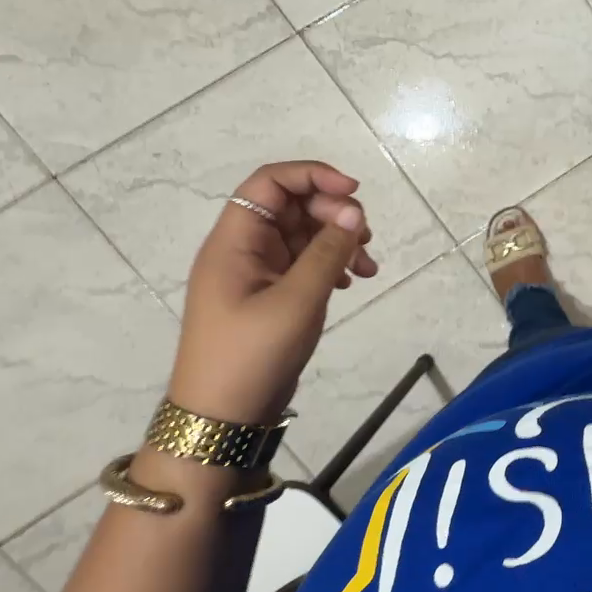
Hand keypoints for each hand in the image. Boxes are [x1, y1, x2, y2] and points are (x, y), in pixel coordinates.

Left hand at [167, 162, 378, 424]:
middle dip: (334, 212)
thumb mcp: (297, 301)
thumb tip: (353, 211)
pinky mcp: (272, 294)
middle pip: (292, 205)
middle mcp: (244, 249)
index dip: (312, 176)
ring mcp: (258, 272)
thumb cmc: (252, 354)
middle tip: (364, 239)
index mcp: (234, 242)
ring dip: (339, 239)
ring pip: (304, 233)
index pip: (269, 183)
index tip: (354, 192)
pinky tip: (354, 280)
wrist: (223, 416)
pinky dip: (334, 262)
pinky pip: (307, 261)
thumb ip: (327, 252)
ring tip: (368, 264)